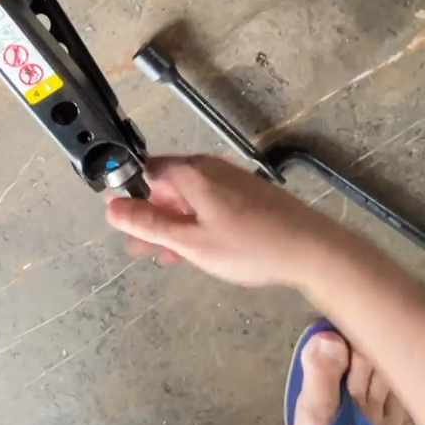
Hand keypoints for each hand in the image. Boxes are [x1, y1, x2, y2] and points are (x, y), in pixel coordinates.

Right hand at [105, 156, 338, 288]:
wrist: (314, 250)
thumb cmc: (249, 246)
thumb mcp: (192, 242)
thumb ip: (150, 225)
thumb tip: (110, 208)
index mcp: (191, 174)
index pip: (145, 170)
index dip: (127, 192)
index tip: (120, 220)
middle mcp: (209, 169)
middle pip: (166, 184)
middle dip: (148, 214)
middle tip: (137, 247)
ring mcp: (230, 180)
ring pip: (187, 197)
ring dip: (170, 222)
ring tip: (162, 255)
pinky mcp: (246, 195)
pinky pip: (208, 203)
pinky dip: (193, 222)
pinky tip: (194, 249)